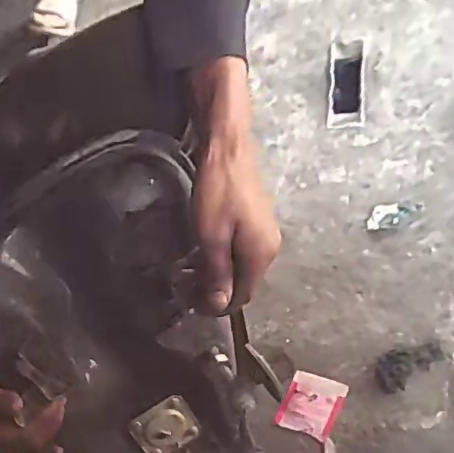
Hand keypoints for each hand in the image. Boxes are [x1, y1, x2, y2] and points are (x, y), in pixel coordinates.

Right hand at [0, 356, 65, 452]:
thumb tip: (17, 403)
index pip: (28, 437)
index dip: (47, 424)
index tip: (59, 405)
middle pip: (32, 444)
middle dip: (51, 427)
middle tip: (61, 405)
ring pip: (28, 443)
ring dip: (46, 431)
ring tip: (58, 413)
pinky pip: (21, 436)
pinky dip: (37, 431)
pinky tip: (45, 425)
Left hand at [191, 58, 281, 314]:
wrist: (229, 146)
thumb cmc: (219, 190)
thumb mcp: (212, 238)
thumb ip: (217, 275)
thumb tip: (220, 306)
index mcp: (261, 256)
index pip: (241, 297)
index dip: (216, 305)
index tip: (192, 303)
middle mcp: (269, 250)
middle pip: (241, 285)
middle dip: (214, 291)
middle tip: (185, 287)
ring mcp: (264, 237)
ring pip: (238, 270)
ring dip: (214, 276)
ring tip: (188, 272)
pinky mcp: (256, 225)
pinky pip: (238, 254)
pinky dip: (220, 260)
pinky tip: (201, 255)